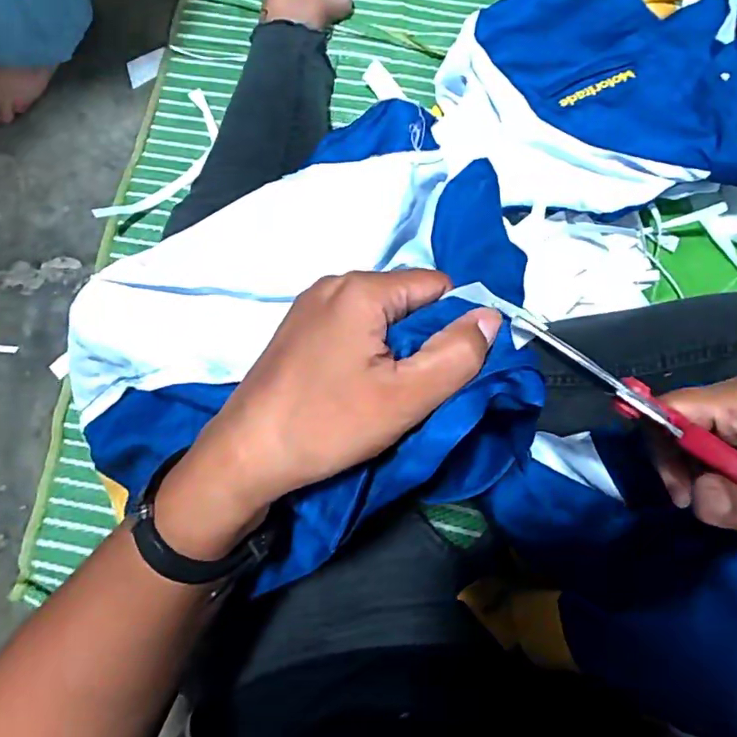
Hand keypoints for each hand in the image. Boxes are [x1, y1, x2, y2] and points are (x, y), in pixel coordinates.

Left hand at [155, 270, 500, 559]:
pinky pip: (349, 327)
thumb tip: (490, 316)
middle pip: (406, 300)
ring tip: (379, 393)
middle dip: (420, 340)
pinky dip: (364, 351)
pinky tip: (351, 388)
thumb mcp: (407, 396)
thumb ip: (458, 353)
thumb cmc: (327, 423)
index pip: (436, 286)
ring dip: (392, 350)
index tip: (443, 370)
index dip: (453, 325)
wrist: (245, 454)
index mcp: (361, 289)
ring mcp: (310, 304)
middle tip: (409, 389)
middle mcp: (333, 283)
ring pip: (378, 316)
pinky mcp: (297, 327)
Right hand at [652, 373, 736, 578]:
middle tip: (697, 507)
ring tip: (725, 509)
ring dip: (699, 472)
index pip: (674, 405)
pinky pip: (723, 442)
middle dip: (679, 462)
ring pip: (699, 433)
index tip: (676, 493)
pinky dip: (720, 472)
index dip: (659, 442)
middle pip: (682, 418)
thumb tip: (691, 498)